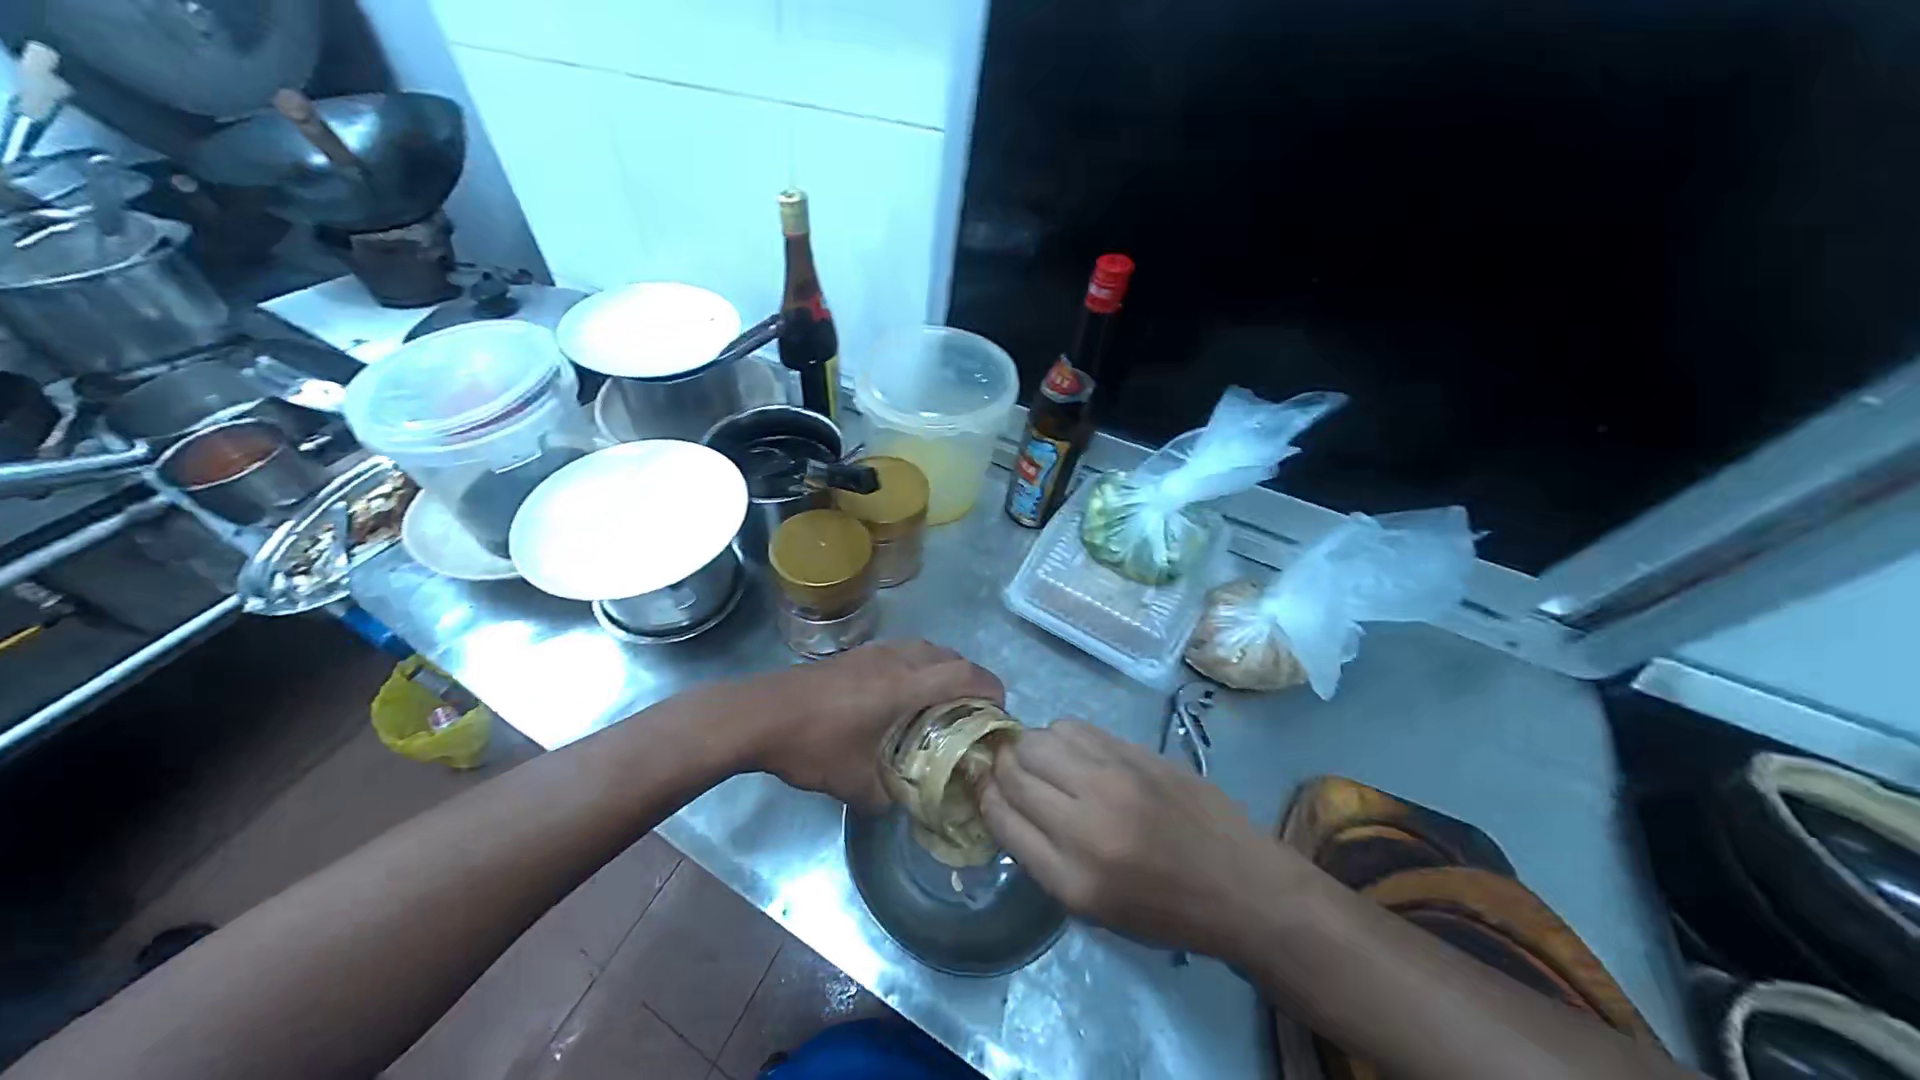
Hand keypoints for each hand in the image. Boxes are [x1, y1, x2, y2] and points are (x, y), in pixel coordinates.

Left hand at [716, 641, 1003, 811]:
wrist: (758, 714)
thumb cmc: (811, 745)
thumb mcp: (852, 783)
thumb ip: (885, 796)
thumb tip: (900, 803)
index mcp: (903, 687)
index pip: (962, 674)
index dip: (989, 688)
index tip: (999, 711)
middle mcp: (894, 661)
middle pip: (948, 655)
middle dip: (969, 678)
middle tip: (972, 710)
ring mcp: (871, 653)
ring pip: (923, 648)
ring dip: (942, 668)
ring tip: (941, 701)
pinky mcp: (852, 655)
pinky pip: (901, 652)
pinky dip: (917, 666)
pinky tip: (900, 695)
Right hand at [979, 720, 1307, 956]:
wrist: (1242, 886)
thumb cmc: (1164, 910)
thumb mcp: (1092, 908)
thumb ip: (1041, 853)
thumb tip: (1002, 799)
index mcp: (1072, 876)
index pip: (1001, 815)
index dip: (985, 796)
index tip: (984, 789)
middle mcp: (1088, 821)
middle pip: (1015, 768)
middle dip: (1002, 766)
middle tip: (1010, 772)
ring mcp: (1116, 779)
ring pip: (1041, 737)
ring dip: (1031, 747)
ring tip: (1044, 762)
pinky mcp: (1138, 753)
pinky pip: (1077, 728)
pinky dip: (1063, 737)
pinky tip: (1075, 754)